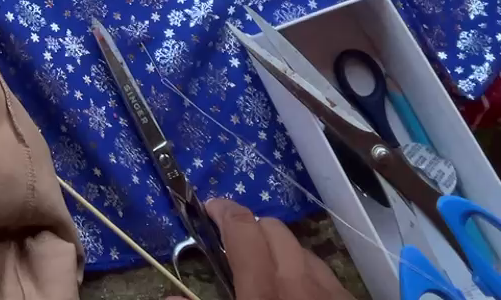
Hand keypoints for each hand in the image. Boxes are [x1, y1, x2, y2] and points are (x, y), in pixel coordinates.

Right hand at [205, 198, 353, 299]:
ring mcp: (332, 291)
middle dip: (251, 228)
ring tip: (273, 275)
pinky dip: (311, 276)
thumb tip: (168, 295)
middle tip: (238, 248)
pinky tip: (306, 296)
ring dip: (283, 252)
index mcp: (262, 288)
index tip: (209, 210)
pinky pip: (329, 276)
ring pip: (302, 249)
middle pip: (271, 227)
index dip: (222, 209)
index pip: (241, 225)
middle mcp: (298, 280)